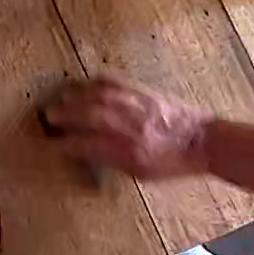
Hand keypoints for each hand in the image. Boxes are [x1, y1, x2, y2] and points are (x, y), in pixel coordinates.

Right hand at [42, 77, 213, 178]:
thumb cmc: (173, 163)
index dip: (69, 143)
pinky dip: (100, 81)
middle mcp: (133, 127)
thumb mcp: (141, 173)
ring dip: (78, 96)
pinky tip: (88, 82)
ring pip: (102, 96)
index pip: (90, 145)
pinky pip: (119, 82)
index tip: (54, 143)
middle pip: (92, 116)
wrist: (204, 142)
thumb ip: (112, 160)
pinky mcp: (146, 92)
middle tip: (50, 115)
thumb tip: (86, 150)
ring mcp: (139, 106)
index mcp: (131, 152)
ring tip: (63, 97)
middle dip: (67, 114)